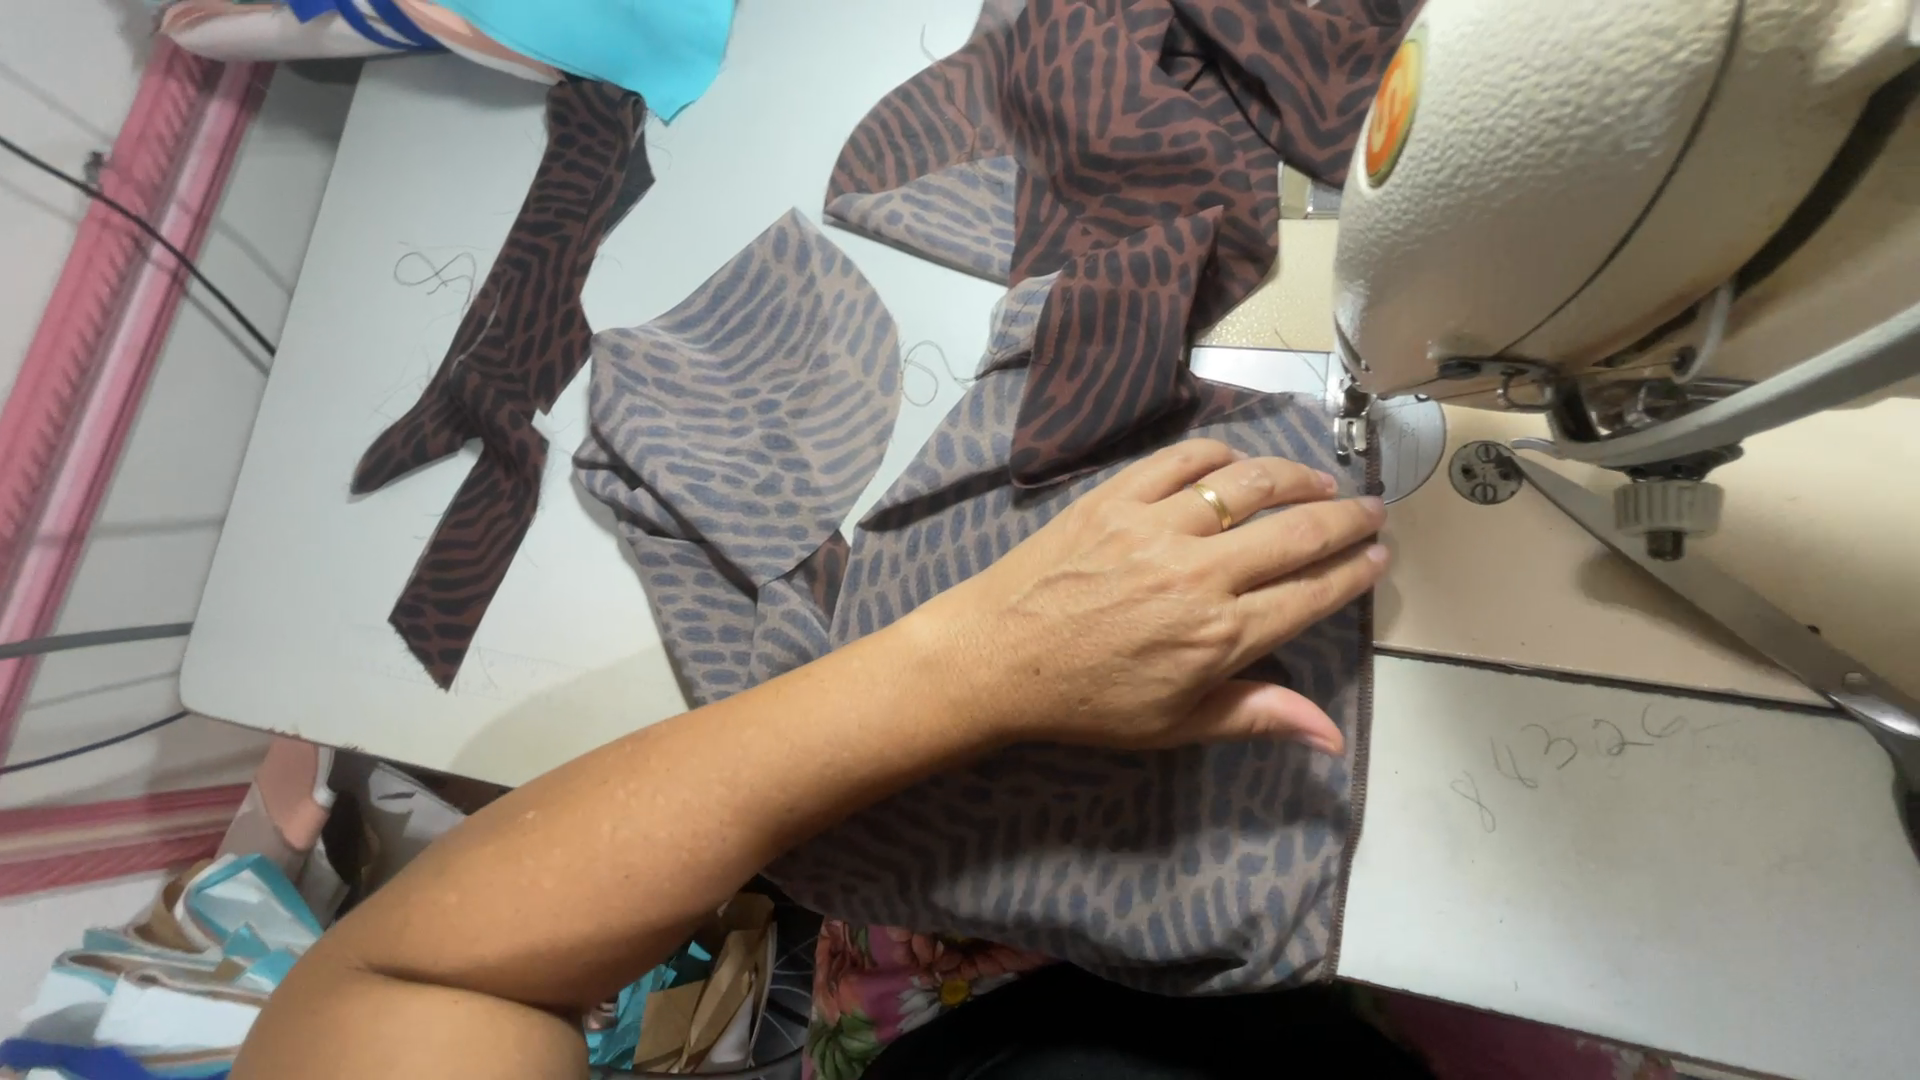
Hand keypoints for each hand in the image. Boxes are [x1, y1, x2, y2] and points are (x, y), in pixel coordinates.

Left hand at [911, 438, 1387, 753]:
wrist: (996, 656)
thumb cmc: (1083, 700)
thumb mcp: (1172, 725)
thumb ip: (1255, 717)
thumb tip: (1334, 737)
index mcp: (1218, 635)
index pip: (1310, 593)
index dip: (1354, 572)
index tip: (1378, 556)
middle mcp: (1197, 573)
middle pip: (1296, 532)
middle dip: (1346, 519)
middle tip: (1371, 510)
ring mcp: (1153, 528)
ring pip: (1247, 485)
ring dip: (1295, 478)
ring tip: (1316, 483)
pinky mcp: (1113, 499)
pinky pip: (1179, 461)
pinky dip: (1218, 456)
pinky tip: (1236, 464)